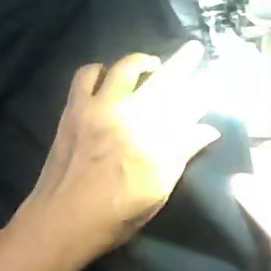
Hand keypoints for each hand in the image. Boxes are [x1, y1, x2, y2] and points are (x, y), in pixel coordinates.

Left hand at [13, 41, 221, 264]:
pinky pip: (86, 75)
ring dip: (140, 61)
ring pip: (124, 68)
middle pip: (161, 80)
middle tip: (192, 50)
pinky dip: (99, 69)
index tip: (210, 82)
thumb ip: (181, 155)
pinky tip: (106, 75)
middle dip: (181, 63)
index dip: (200, 91)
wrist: (60, 219)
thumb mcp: (157, 192)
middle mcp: (127, 116)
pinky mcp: (74, 107)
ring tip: (149, 64)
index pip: (185, 105)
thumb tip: (206, 129)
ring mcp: (97, 108)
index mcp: (152, 140)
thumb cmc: (114, 216)